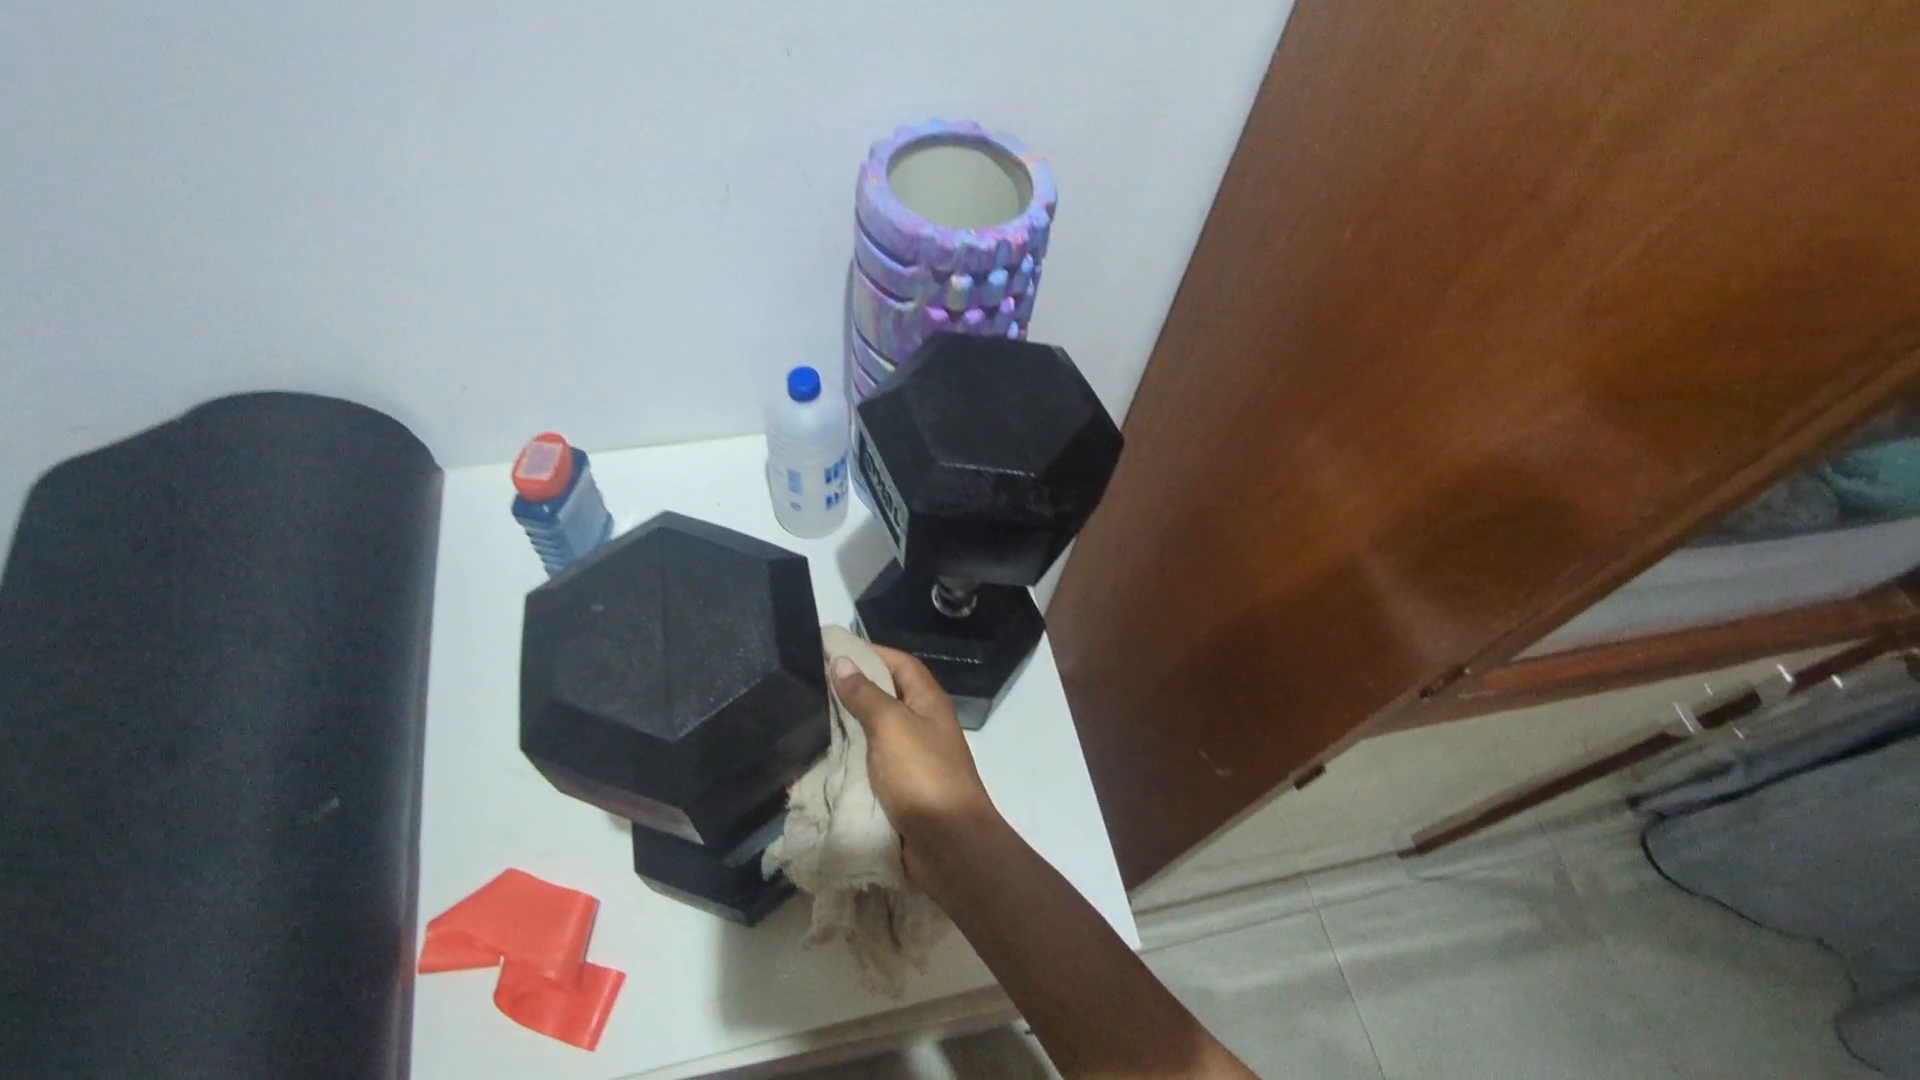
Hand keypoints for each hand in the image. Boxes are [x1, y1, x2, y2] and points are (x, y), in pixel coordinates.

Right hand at [829, 646, 998, 886]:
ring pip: (877, 731)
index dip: (872, 652)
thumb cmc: (923, 775)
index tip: (834, 649)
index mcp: (929, 702)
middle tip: (812, 682)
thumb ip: (866, 695)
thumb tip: (843, 661)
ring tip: (809, 715)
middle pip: (888, 696)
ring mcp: (913, 758)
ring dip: (849, 725)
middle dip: (854, 688)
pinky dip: (850, 758)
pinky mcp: (900, 788)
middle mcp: (923, 725)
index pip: (901, 663)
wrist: (948, 843)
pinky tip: (823, 756)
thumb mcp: (892, 725)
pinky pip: (872, 764)